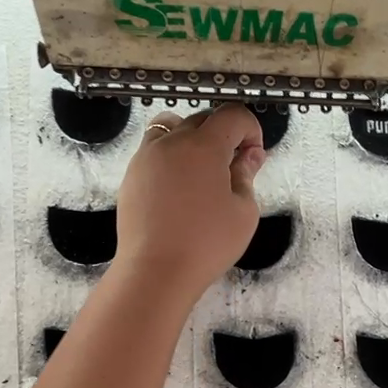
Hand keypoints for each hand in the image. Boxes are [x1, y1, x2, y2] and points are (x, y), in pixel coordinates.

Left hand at [114, 103, 266, 303]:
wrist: (155, 271)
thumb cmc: (206, 244)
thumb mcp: (242, 212)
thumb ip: (246, 176)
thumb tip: (250, 156)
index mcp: (204, 145)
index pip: (232, 115)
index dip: (250, 129)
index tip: (255, 155)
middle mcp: (172, 142)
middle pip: (203, 120)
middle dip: (224, 136)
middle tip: (235, 169)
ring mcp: (146, 157)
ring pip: (172, 129)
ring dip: (193, 141)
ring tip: (203, 174)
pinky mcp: (131, 177)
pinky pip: (154, 153)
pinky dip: (171, 159)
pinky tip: (180, 191)